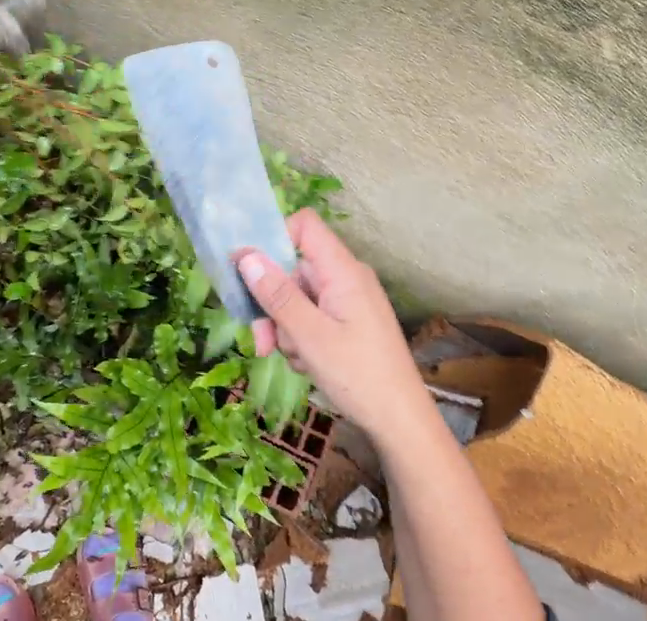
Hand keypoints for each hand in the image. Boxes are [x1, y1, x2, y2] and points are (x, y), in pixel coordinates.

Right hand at [234, 210, 428, 437]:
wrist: (400, 420)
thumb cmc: (358, 375)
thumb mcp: (310, 336)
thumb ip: (278, 295)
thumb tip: (246, 256)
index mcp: (343, 270)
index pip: (304, 226)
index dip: (273, 238)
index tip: (245, 270)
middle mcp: (347, 278)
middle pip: (294, 271)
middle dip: (272, 304)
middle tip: (261, 344)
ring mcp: (349, 301)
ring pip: (299, 299)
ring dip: (286, 328)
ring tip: (294, 360)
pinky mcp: (349, 323)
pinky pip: (313, 317)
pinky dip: (302, 339)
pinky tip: (307, 365)